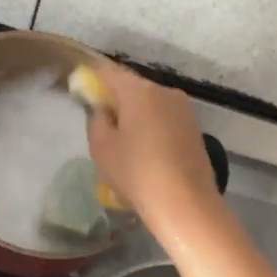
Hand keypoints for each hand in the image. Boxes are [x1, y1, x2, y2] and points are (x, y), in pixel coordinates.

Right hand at [86, 64, 227, 232]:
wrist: (185, 203)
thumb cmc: (137, 173)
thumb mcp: (102, 148)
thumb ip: (96, 120)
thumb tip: (103, 110)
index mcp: (140, 90)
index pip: (109, 73)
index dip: (92, 81)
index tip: (82, 96)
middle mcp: (165, 91)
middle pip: (133, 89)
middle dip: (116, 102)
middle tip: (103, 127)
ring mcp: (184, 110)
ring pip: (151, 106)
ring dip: (136, 118)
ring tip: (125, 146)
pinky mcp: (195, 130)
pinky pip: (165, 121)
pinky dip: (152, 131)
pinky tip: (146, 154)